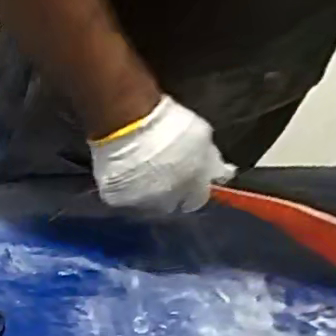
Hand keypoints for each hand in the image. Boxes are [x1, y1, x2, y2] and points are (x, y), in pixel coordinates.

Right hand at [88, 95, 235, 213]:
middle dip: (169, 195)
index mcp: (190, 186)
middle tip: (165, 178)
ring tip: (143, 177)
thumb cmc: (169, 128)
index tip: (190, 184)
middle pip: (168, 206)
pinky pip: (123, 200)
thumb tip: (220, 175)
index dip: (195, 192)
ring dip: (146, 195)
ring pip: (144, 205)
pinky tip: (126, 178)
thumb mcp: (201, 140)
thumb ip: (209, 162)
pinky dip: (126, 192)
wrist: (127, 130)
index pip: (197, 200)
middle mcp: (164, 201)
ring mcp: (137, 203)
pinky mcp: (115, 201)